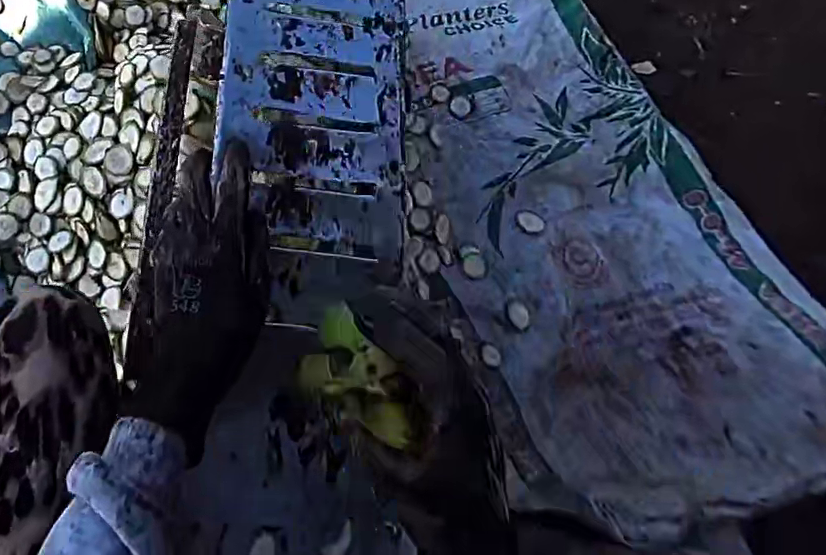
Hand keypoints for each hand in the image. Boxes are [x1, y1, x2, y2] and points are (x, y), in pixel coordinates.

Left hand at [122, 140, 267, 462]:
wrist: (183, 366)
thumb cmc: (230, 335)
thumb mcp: (258, 297)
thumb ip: (257, 248)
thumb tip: (257, 209)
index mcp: (225, 244)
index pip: (230, 192)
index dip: (234, 165)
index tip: (236, 145)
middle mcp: (195, 237)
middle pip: (193, 187)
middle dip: (199, 164)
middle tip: (206, 151)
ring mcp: (171, 246)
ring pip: (177, 200)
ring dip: (185, 182)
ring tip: (194, 170)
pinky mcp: (156, 258)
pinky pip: (166, 221)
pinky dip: (174, 207)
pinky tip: (179, 207)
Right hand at [345, 289, 511, 553]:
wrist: (487, 540)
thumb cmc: (443, 512)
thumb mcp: (399, 482)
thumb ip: (368, 445)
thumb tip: (339, 411)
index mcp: (452, 405)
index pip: (416, 350)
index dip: (384, 326)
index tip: (356, 309)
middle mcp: (469, 390)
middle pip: (436, 333)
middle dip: (399, 308)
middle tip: (364, 295)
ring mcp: (476, 392)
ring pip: (445, 339)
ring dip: (412, 317)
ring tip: (379, 304)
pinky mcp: (474, 399)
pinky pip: (447, 353)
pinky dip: (422, 336)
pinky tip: (401, 336)